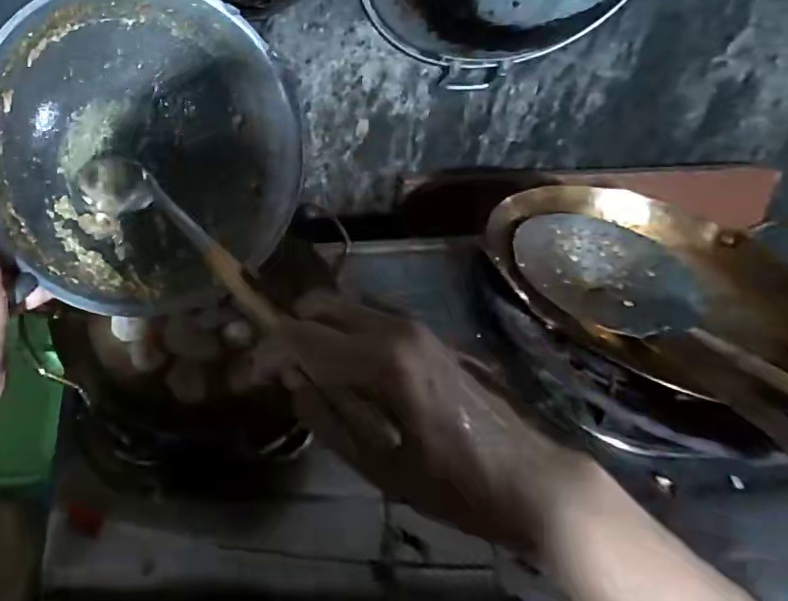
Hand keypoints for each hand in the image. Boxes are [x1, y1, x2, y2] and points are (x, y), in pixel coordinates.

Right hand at [254, 290, 594, 553]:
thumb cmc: (456, 484)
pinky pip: (368, 318)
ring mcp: (413, 325)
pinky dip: (343, 332)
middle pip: (318, 304)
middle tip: (281, 368)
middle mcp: (394, 327)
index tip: (251, 373)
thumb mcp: (379, 466)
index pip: (300, 336)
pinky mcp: (427, 333)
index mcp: (381, 360)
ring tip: (312, 371)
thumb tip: (293, 381)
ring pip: (343, 305)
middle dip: (289, 329)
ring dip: (316, 328)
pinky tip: (351, 371)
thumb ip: (325, 417)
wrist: (536, 480)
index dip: (267, 351)